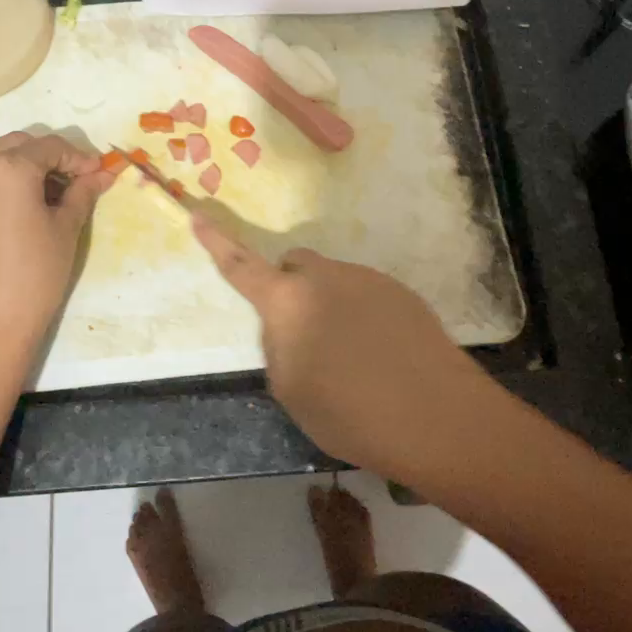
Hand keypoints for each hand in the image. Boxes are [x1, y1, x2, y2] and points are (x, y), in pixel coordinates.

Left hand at [0, 132, 115, 369]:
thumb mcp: (65, 232)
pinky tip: (13, 217)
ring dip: (19, 171)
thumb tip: (102, 173)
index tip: (96, 174)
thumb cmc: (32, 279)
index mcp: (6, 169)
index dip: (77, 157)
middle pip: (15, 146)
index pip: (48, 146)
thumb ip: (81, 194)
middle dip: (46, 157)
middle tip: (71, 183)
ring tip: (43, 200)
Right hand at [193, 216, 494, 476]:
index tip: (197, 217)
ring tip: (352, 358)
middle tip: (302, 337)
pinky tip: (381, 354)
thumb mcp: (289, 390)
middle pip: (294, 266)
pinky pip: (365, 293)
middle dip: (289, 289)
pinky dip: (361, 314)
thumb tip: (288, 325)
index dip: (217, 244)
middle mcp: (324, 277)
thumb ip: (278, 345)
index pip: (242, 268)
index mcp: (287, 301)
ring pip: (332, 281)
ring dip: (328, 305)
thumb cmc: (348, 412)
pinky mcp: (399, 290)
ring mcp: (366, 279)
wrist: (434, 415)